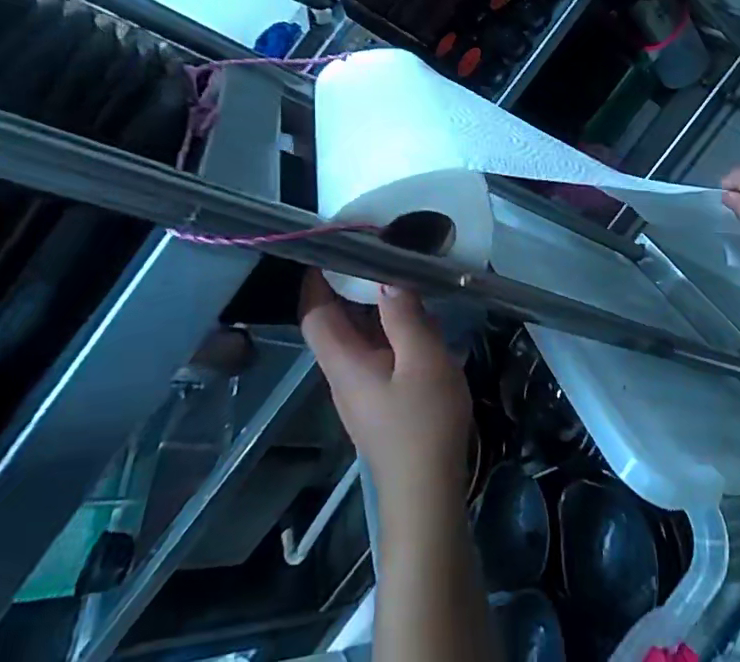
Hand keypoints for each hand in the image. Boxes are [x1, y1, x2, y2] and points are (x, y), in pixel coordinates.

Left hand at [299, 271, 472, 506]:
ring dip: (374, 307)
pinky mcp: (379, 402)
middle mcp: (343, 374)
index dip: (317, 277)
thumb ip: (404, 316)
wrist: (426, 493)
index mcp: (343, 361)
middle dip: (351, 285)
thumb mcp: (423, 360)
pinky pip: (377, 354)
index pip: (313, 311)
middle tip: (384, 254)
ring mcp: (361, 391)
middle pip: (334, 321)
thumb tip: (388, 277)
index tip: (338, 246)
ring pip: (358, 338)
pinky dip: (391, 330)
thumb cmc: (423, 424)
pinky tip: (420, 325)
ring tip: (405, 280)